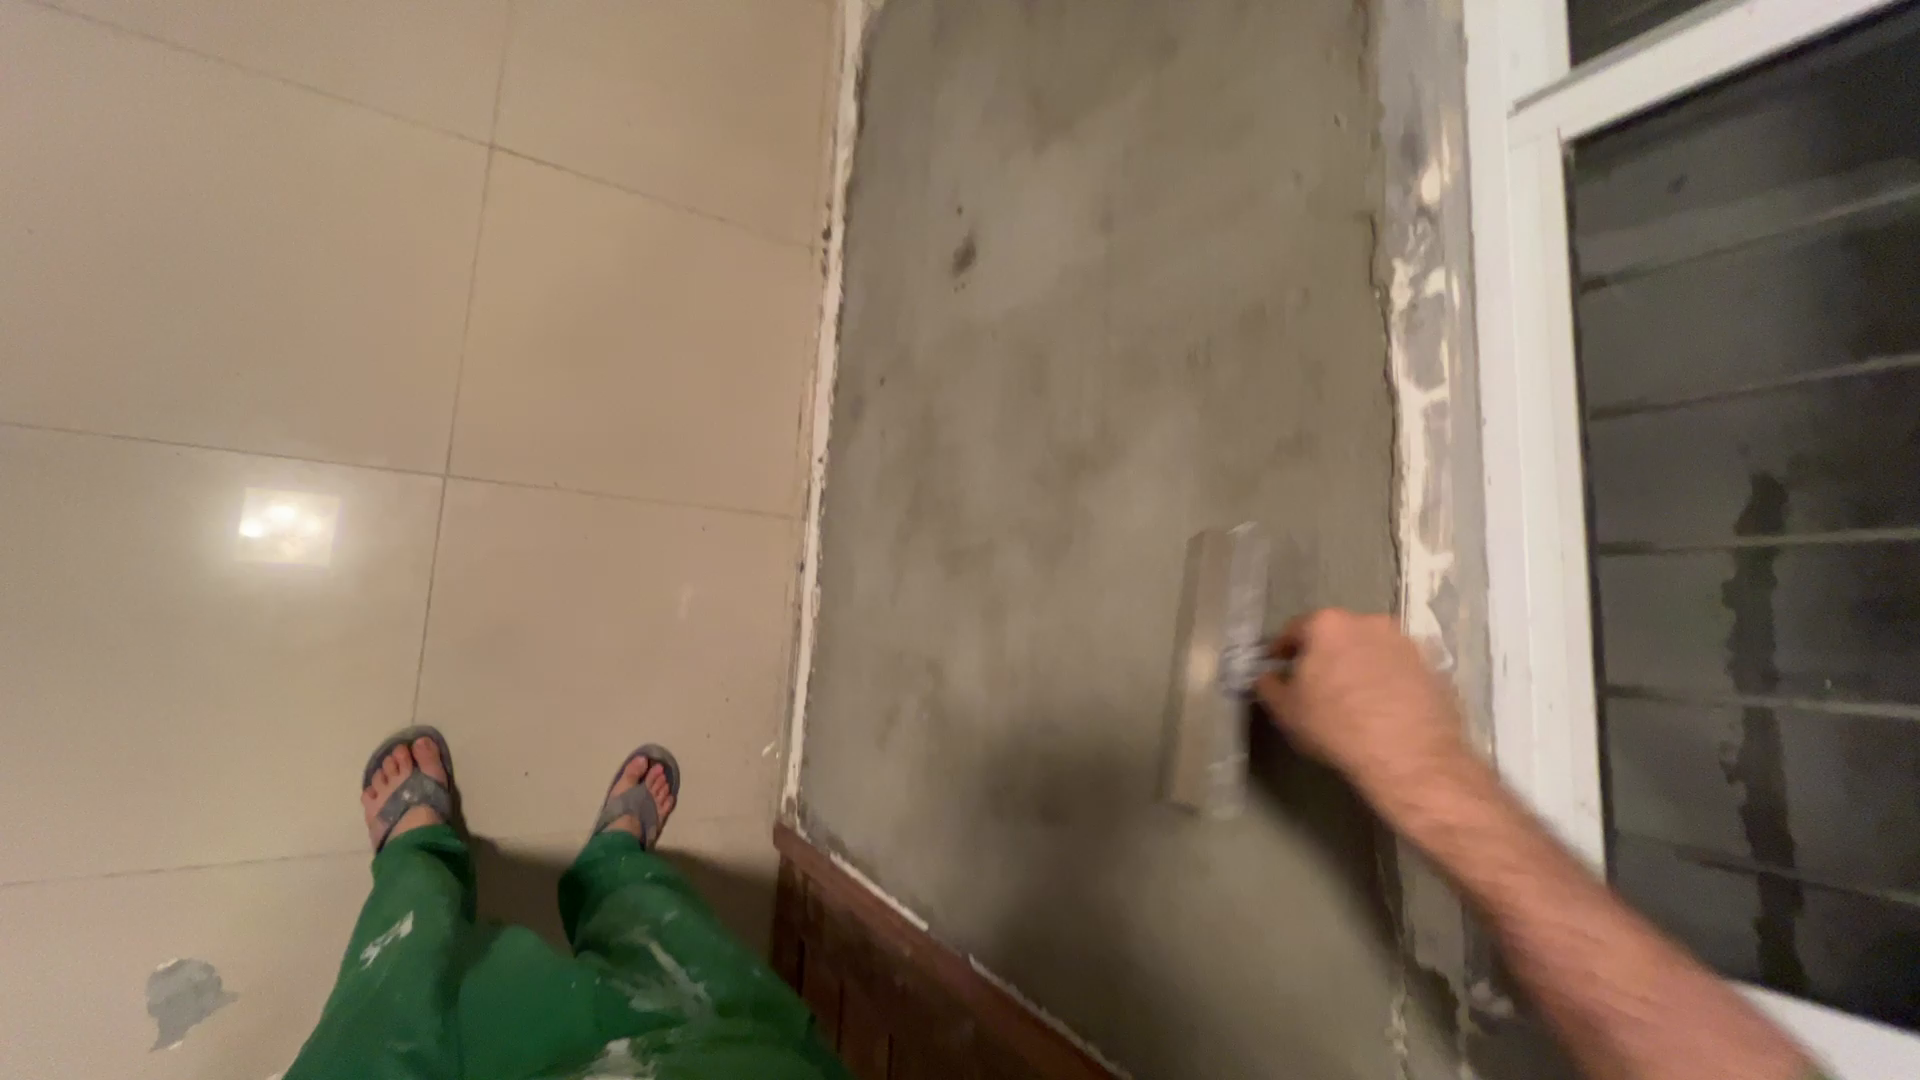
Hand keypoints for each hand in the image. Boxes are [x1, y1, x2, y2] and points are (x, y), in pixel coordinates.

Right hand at [1254, 609, 1469, 801]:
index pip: (1294, 630)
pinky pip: (1398, 668)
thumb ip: (1268, 685)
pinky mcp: (1435, 667)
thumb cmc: (1336, 726)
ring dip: (1358, 665)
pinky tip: (1382, 707)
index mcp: (1328, 624)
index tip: (1279, 669)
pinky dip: (1387, 680)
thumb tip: (1269, 676)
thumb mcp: (1284, 710)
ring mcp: (1407, 643)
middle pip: (1336, 635)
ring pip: (1370, 649)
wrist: (1411, 758)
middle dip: (1324, 655)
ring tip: (1353, 697)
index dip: (1282, 651)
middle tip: (1316, 684)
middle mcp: (1369, 622)